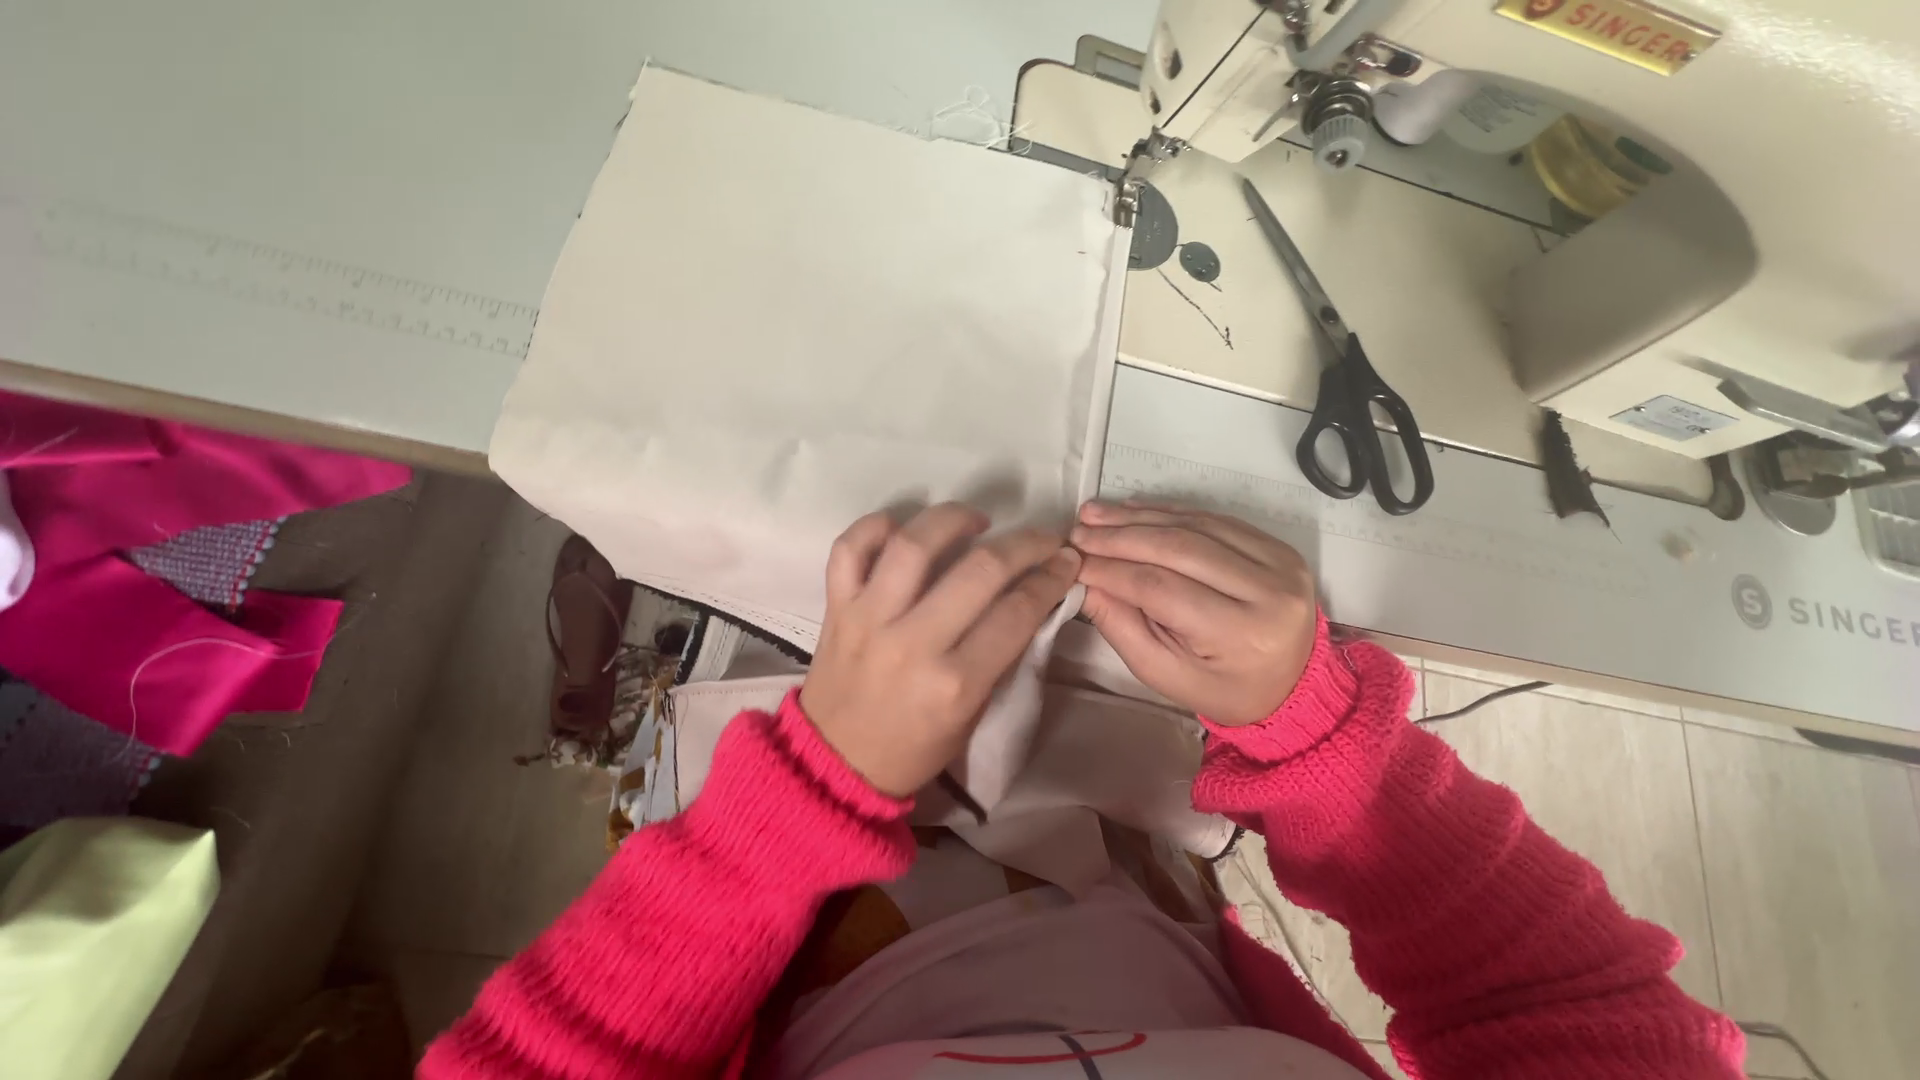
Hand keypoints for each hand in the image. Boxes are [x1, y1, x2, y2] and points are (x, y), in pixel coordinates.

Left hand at [801, 504, 1080, 797]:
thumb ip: (1000, 656)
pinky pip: (849, 548)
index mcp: (955, 683)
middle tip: (1042, 538)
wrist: (836, 763)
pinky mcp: (836, 607)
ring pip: (913, 545)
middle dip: (1025, 544)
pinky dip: (875, 526)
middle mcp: (913, 643)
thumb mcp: (973, 715)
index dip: (1051, 578)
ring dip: (954, 518)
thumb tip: (1031, 598)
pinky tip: (903, 528)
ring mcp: (869, 620)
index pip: (1018, 611)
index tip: (1066, 561)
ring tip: (977, 520)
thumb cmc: (915, 746)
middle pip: (980, 570)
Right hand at [1072, 501, 1316, 724]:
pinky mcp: (1279, 547)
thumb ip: (1121, 627)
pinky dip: (1170, 511)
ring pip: (1196, 526)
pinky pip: (1216, 519)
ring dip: (1139, 517)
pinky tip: (1133, 510)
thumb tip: (1080, 581)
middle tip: (1078, 531)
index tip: (1072, 560)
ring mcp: (1280, 563)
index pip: (1161, 588)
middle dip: (1120, 537)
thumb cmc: (1220, 688)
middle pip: (1179, 549)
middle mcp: (1269, 592)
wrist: (1291, 686)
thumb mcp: (1164, 673)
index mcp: (1241, 634)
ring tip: (1094, 514)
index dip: (1111, 569)